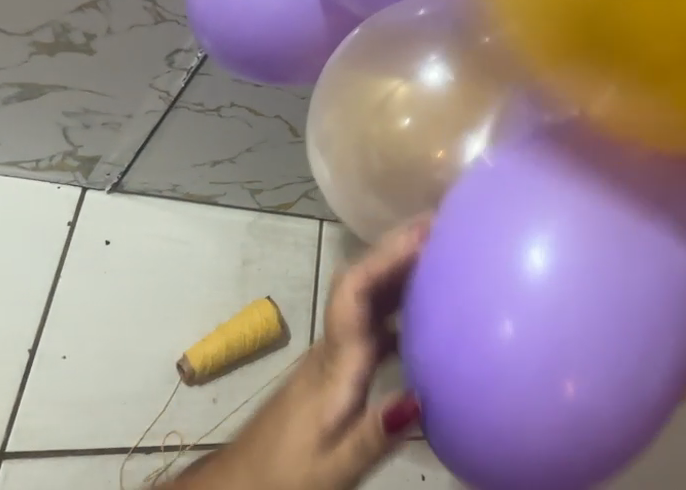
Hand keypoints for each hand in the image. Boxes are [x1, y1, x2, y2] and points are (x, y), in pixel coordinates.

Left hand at [178, 219, 428, 489]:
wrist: (239, 488)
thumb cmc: (283, 477)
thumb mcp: (332, 469)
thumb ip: (373, 436)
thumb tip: (420, 396)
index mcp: (336, 361)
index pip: (355, 290)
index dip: (388, 255)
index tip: (426, 232)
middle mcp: (336, 343)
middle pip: (363, 278)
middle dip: (400, 245)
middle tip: (446, 223)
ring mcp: (337, 351)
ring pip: (368, 294)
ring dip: (401, 266)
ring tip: (443, 248)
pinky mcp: (340, 364)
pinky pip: (374, 316)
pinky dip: (400, 299)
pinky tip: (429, 306)